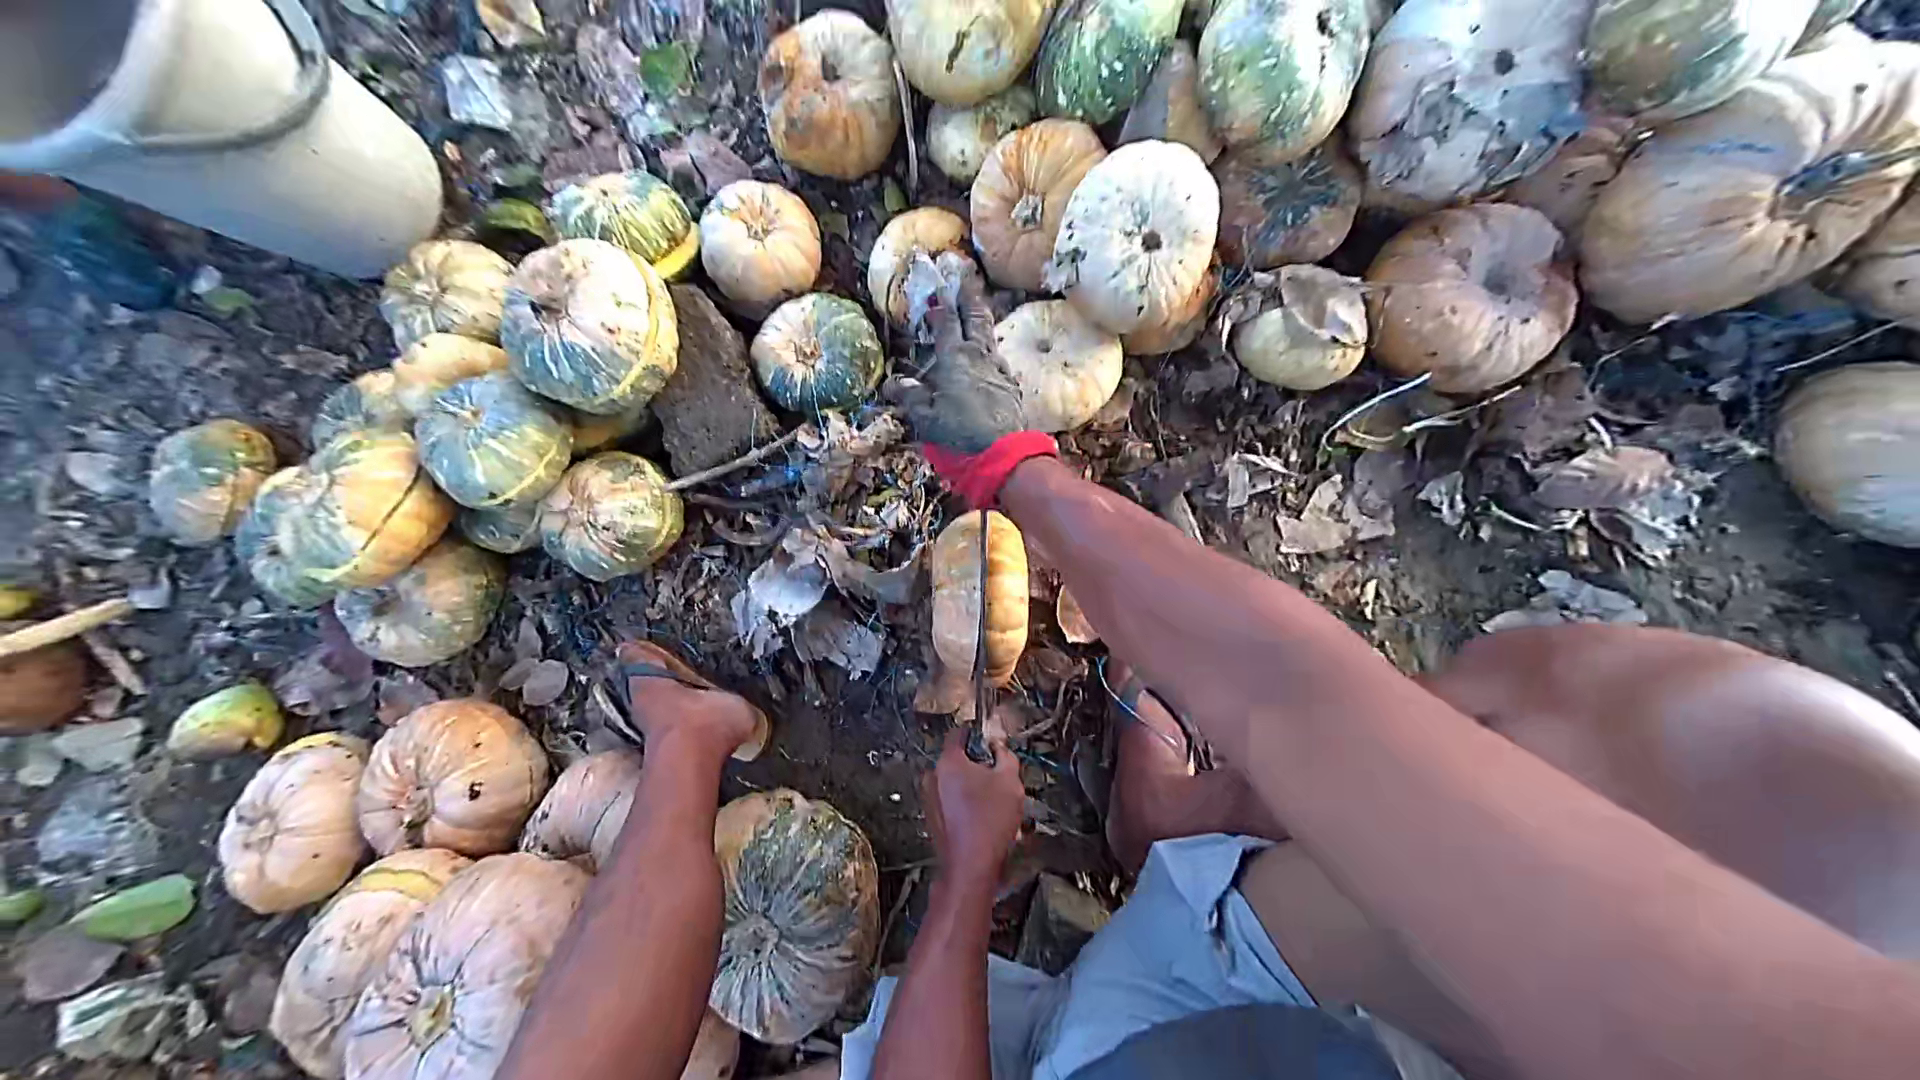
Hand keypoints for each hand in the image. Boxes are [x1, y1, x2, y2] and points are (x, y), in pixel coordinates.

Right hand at [885, 252, 1025, 453]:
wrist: (1002, 449)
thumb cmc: (959, 431)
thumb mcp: (925, 416)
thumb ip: (910, 396)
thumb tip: (892, 384)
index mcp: (954, 357)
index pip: (945, 322)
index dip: (938, 304)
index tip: (934, 288)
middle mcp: (978, 355)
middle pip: (975, 316)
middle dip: (968, 296)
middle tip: (966, 277)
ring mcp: (998, 368)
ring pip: (989, 334)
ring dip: (982, 319)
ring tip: (977, 309)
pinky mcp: (1010, 383)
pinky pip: (998, 359)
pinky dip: (990, 350)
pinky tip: (988, 355)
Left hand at [922, 727, 1025, 884]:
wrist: (970, 868)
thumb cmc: (990, 821)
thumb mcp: (1010, 781)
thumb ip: (1005, 756)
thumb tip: (999, 748)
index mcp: (948, 761)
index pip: (959, 733)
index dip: (977, 733)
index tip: (991, 740)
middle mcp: (933, 776)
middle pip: (958, 760)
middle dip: (978, 765)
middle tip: (999, 777)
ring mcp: (930, 799)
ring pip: (955, 782)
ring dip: (973, 787)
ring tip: (995, 803)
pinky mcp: (933, 819)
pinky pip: (951, 802)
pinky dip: (965, 805)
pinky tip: (984, 820)